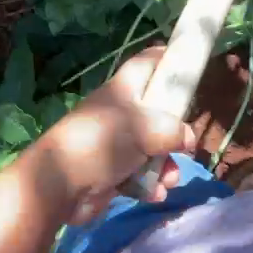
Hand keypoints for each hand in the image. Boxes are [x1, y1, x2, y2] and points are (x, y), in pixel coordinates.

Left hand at [26, 47, 196, 224]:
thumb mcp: (144, 127)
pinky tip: (154, 193)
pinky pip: (142, 173)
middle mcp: (121, 112)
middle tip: (185, 144)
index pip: (148, 63)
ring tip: (168, 179)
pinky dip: (151, 183)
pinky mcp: (114, 171)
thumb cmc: (102, 142)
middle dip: (176, 132)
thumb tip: (188, 139)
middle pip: (158, 111)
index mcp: (124, 89)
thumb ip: (173, 130)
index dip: (168, 59)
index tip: (190, 68)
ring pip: (154, 148)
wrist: (61, 185)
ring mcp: (117, 142)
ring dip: (166, 165)